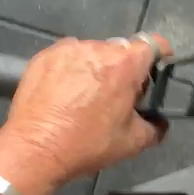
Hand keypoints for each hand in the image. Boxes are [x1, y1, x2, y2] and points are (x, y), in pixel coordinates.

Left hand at [0, 34, 170, 194]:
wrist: (34, 150)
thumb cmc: (87, 144)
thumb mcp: (132, 142)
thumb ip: (156, 127)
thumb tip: (160, 123)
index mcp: (127, 64)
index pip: (154, 44)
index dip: (160, 55)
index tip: (155, 71)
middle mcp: (100, 48)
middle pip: (122, 50)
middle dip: (124, 67)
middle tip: (116, 94)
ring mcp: (70, 49)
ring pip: (94, 52)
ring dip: (96, 67)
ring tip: (85, 94)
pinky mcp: (45, 56)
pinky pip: (68, 56)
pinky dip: (71, 69)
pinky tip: (64, 91)